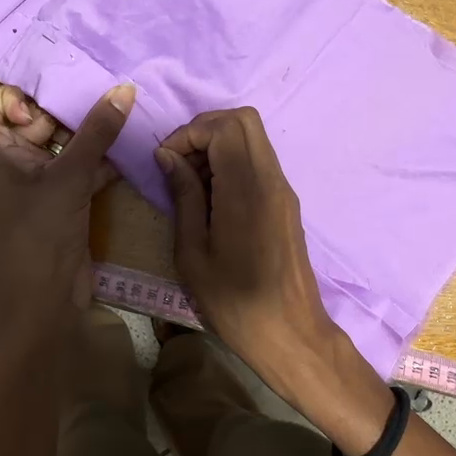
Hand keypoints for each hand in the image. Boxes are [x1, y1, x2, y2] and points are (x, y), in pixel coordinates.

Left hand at [0, 83, 134, 322]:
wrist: (46, 299)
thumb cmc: (42, 232)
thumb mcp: (70, 176)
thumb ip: (97, 131)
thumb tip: (124, 88)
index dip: (11, 99)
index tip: (41, 114)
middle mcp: (7, 162)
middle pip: (29, 119)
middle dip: (63, 113)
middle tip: (95, 108)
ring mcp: (33, 182)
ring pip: (57, 143)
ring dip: (86, 135)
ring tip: (117, 124)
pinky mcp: (57, 199)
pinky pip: (74, 167)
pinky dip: (96, 160)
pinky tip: (124, 155)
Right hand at [157, 108, 366, 415]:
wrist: (290, 336)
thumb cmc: (234, 302)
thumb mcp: (193, 253)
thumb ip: (184, 197)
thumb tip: (169, 157)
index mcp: (247, 190)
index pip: (224, 126)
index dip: (190, 132)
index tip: (165, 160)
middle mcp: (271, 180)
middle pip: (244, 120)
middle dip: (205, 129)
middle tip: (178, 161)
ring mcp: (283, 190)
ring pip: (253, 137)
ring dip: (218, 144)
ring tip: (191, 181)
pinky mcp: (286, 203)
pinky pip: (258, 161)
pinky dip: (232, 161)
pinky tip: (211, 197)